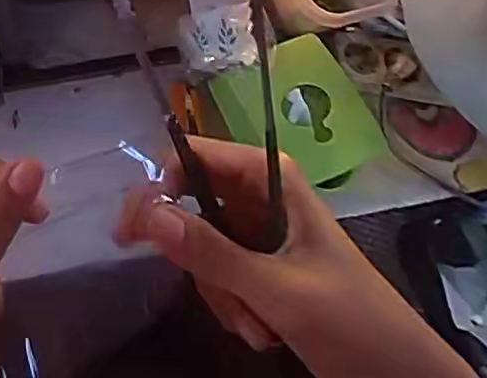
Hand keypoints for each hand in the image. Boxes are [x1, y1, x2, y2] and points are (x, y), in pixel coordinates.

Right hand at [116, 135, 472, 377]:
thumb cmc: (353, 323)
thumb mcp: (279, 290)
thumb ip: (212, 253)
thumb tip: (147, 214)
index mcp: (267, 175)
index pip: (192, 157)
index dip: (159, 185)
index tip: (133, 229)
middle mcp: (259, 191)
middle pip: (191, 200)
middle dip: (194, 252)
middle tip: (177, 277)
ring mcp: (259, 227)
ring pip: (202, 242)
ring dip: (218, 289)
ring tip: (255, 327)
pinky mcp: (261, 261)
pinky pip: (218, 269)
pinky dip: (229, 302)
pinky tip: (260, 330)